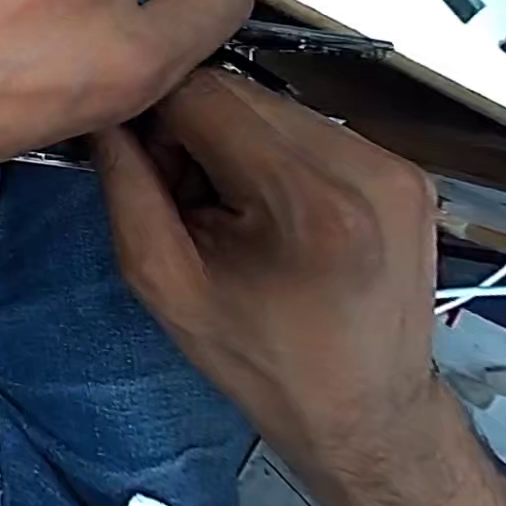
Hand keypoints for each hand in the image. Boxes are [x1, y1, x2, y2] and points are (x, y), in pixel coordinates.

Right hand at [96, 70, 505, 505]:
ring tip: (224, 195)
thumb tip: (103, 108)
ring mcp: (392, 163)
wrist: (365, 416)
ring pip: (264, 99)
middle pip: (233, 89)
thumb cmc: (252, 353)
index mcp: (305, 202)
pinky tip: (264, 196)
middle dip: (187, 123)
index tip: (142, 155)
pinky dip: (263, 143)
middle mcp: (362, 167)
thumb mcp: (158, 276)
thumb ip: (121, 178)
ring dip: (224, 130)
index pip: (200, 93)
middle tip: (182, 186)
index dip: (154, 112)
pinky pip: (300, 120)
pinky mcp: (402, 167)